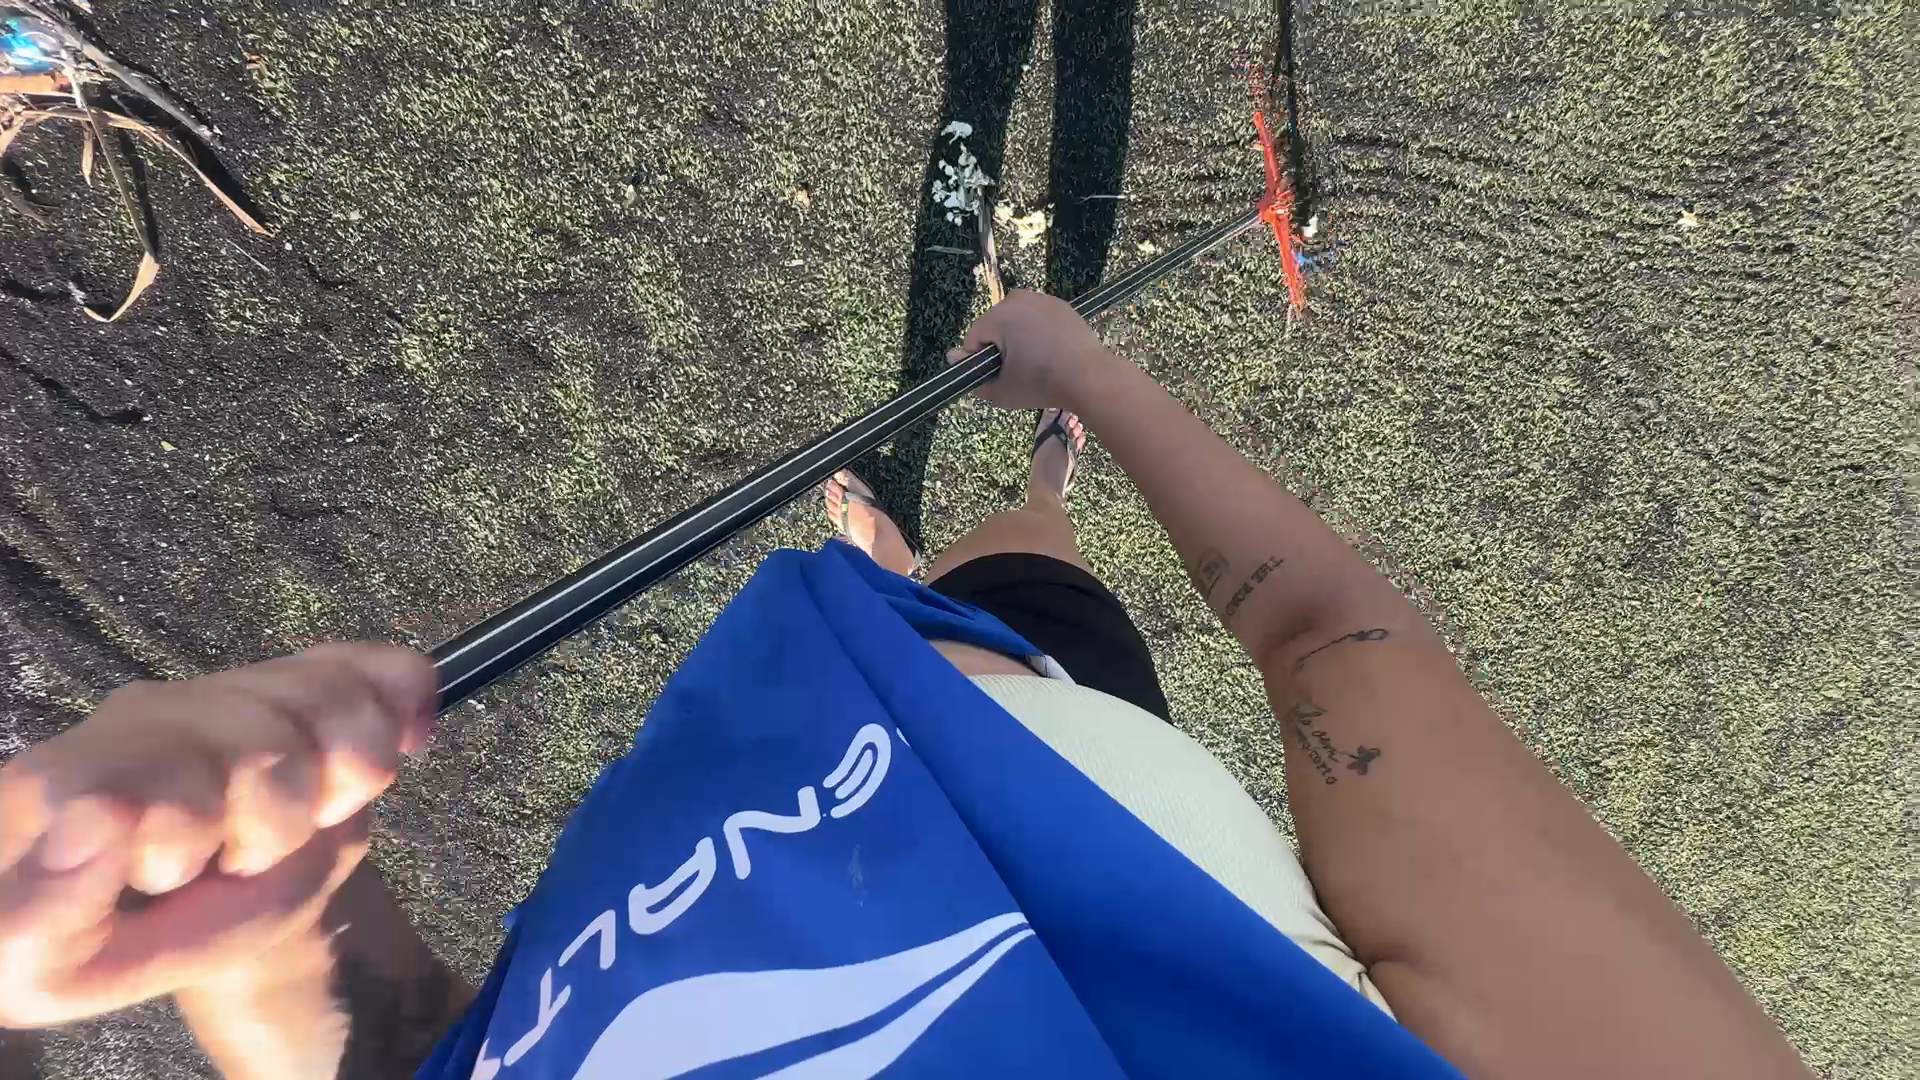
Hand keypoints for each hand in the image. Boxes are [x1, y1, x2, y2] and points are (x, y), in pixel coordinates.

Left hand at [0, 644, 436, 1028]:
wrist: (240, 894)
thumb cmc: (153, 930)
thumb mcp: (67, 966)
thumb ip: (37, 920)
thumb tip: (93, 816)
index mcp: (61, 775)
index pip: (140, 771)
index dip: (186, 828)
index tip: (176, 872)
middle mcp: (151, 711)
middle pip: (262, 744)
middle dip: (283, 821)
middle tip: (251, 854)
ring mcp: (246, 681)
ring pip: (338, 699)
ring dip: (350, 779)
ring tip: (315, 811)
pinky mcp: (330, 668)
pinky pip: (395, 668)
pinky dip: (408, 710)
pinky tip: (398, 744)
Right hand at [946, 290, 1115, 410]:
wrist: (1087, 377)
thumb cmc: (1040, 384)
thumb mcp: (1000, 390)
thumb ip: (971, 375)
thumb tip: (952, 357)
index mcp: (1000, 315)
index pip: (975, 336)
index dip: (979, 360)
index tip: (995, 376)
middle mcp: (1019, 299)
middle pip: (996, 325)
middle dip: (1000, 346)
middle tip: (1016, 372)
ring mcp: (1043, 299)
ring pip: (1017, 321)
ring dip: (1018, 339)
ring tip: (1033, 364)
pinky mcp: (1061, 306)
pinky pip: (1038, 319)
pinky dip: (1038, 333)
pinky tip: (1048, 353)